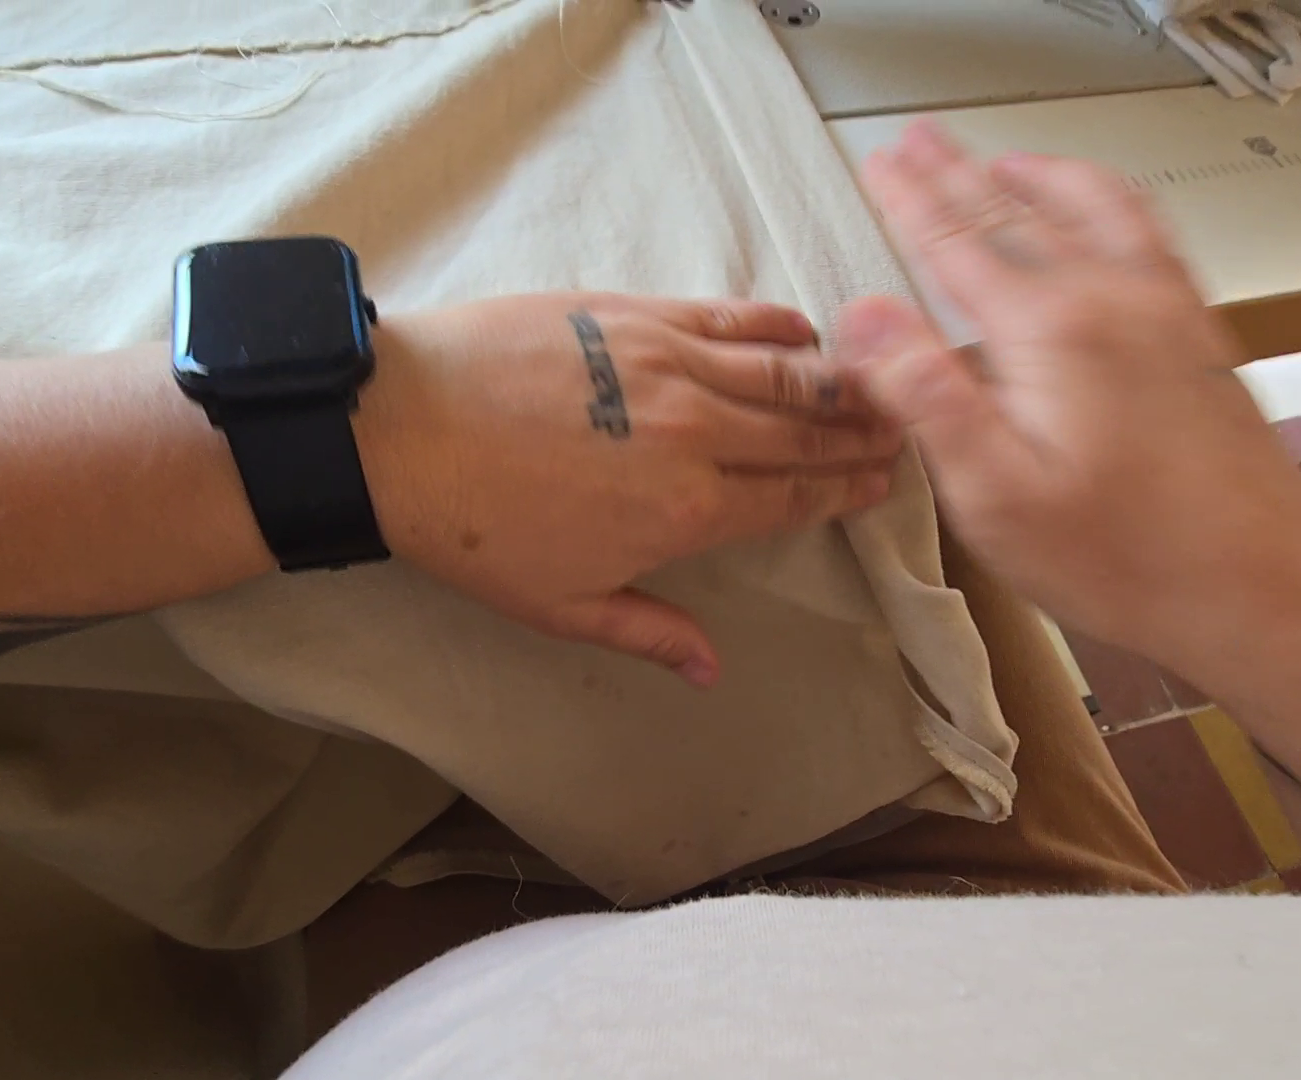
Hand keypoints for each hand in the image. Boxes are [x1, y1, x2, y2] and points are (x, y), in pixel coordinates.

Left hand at [358, 293, 901, 685]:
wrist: (398, 432)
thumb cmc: (477, 530)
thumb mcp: (562, 607)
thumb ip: (649, 632)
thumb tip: (713, 670)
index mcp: (685, 511)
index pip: (790, 497)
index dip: (841, 488)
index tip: (881, 480)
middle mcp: (695, 434)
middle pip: (800, 431)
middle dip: (859, 432)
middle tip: (901, 428)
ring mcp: (666, 364)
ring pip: (778, 371)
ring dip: (836, 380)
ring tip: (879, 383)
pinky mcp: (631, 314)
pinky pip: (723, 315)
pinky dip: (772, 323)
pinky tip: (805, 328)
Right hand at [839, 121, 1300, 677]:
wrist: (1261, 588)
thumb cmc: (1120, 556)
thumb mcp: (994, 493)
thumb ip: (926, 396)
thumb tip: (864, 319)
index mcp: (1052, 331)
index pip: (958, 242)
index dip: (909, 200)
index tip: (880, 163)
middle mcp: (1113, 299)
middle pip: (1018, 211)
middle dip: (958, 172)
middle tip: (921, 141)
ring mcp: (1165, 311)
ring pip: (1091, 208)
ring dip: (1034, 174)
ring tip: (1001, 157)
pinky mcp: (1195, 338)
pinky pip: (1145, 235)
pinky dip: (1105, 202)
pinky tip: (1099, 214)